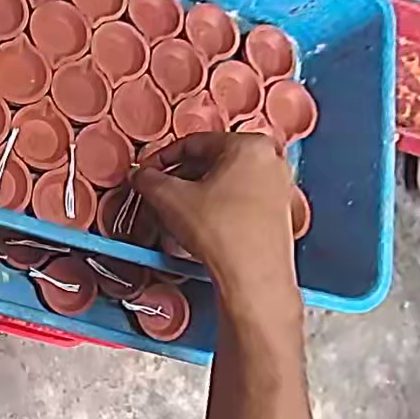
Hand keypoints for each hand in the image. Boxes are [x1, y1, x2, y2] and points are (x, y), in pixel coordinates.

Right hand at [131, 133, 295, 295]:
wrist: (253, 275)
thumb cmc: (222, 232)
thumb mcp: (169, 198)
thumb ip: (148, 179)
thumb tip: (140, 175)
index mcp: (248, 145)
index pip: (193, 143)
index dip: (162, 158)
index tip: (147, 171)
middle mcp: (270, 160)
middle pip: (211, 160)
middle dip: (180, 175)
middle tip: (158, 189)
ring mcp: (278, 186)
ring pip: (225, 180)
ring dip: (195, 191)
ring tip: (174, 208)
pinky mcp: (278, 211)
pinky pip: (238, 198)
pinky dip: (215, 204)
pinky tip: (197, 221)